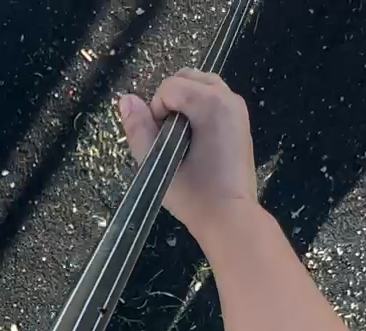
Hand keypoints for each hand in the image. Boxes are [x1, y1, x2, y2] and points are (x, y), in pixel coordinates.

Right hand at [117, 69, 257, 235]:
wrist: (231, 217)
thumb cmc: (195, 197)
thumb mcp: (158, 166)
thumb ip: (139, 131)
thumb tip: (126, 100)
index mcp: (211, 105)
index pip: (169, 87)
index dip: (156, 113)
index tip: (161, 143)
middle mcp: (228, 97)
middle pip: (186, 78)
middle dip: (170, 103)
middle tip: (168, 139)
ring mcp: (236, 107)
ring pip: (200, 85)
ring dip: (183, 104)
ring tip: (179, 139)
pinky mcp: (239, 118)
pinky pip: (212, 98)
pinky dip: (198, 110)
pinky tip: (194, 141)